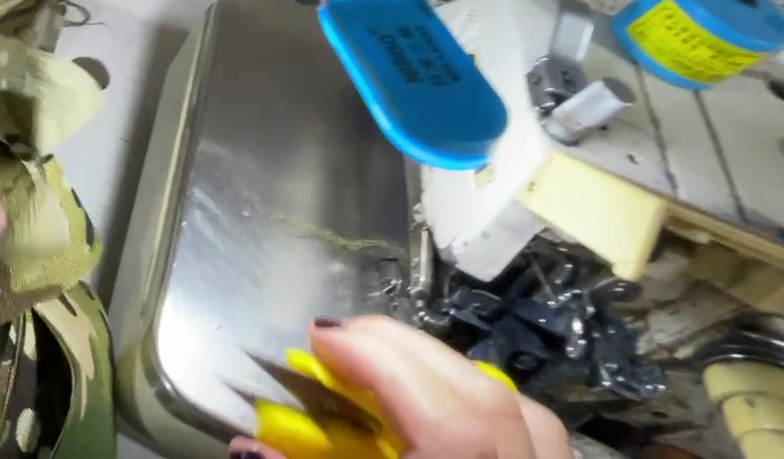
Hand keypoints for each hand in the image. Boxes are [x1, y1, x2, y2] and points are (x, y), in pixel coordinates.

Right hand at [229, 317, 571, 458]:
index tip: (318, 337)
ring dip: (444, 367)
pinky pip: (537, 433)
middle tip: (337, 339)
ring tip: (385, 363)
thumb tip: (245, 445)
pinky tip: (441, 406)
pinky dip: (483, 399)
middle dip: (399, 347)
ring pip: (522, 410)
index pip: (450, 422)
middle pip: (482, 397)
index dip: (381, 363)